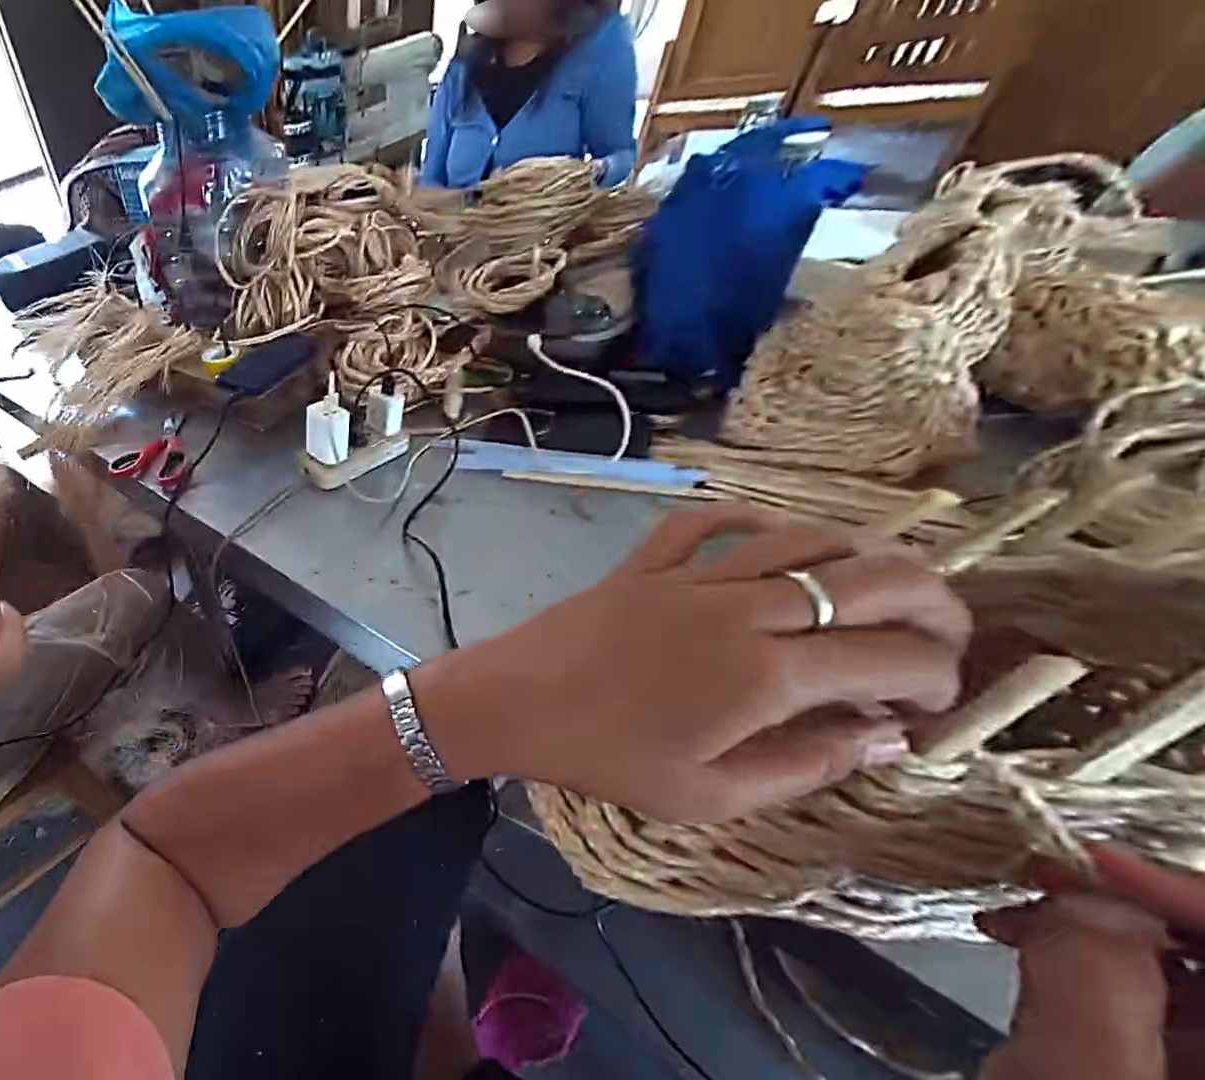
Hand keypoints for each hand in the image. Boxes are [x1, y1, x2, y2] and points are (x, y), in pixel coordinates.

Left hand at [413, 505, 969, 821]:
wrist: (509, 701)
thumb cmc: (601, 756)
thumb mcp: (708, 795)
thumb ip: (807, 765)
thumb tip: (887, 735)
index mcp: (766, 674)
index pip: (898, 658)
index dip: (939, 680)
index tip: (926, 705)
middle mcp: (739, 609)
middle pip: (874, 578)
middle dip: (935, 605)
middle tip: (936, 640)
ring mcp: (685, 577)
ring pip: (800, 538)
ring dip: (861, 557)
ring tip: (877, 590)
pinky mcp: (641, 565)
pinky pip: (703, 521)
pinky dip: (748, 518)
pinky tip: (770, 538)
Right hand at [979, 846, 1204, 1079]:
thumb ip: (1092, 985)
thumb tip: (1091, 899)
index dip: (1190, 895)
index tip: (1083, 859)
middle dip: (1137, 917)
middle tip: (1034, 892)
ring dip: (1113, 941)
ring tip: (1015, 926)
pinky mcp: (1190, 1073)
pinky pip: (1183, 1012)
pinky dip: (1111, 975)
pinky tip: (1041, 959)